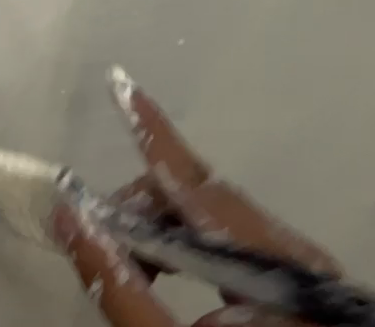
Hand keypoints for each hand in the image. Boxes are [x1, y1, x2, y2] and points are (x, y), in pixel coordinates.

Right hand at [55, 69, 344, 326]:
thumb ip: (118, 285)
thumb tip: (68, 214)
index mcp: (274, 269)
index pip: (196, 182)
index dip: (153, 132)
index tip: (121, 84)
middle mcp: (297, 259)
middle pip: (200, 199)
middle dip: (143, 208)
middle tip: (101, 239)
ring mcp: (307, 274)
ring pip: (216, 222)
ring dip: (164, 232)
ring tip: (131, 268)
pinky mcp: (306, 290)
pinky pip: (235, 244)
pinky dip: (191, 249)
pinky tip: (167, 275)